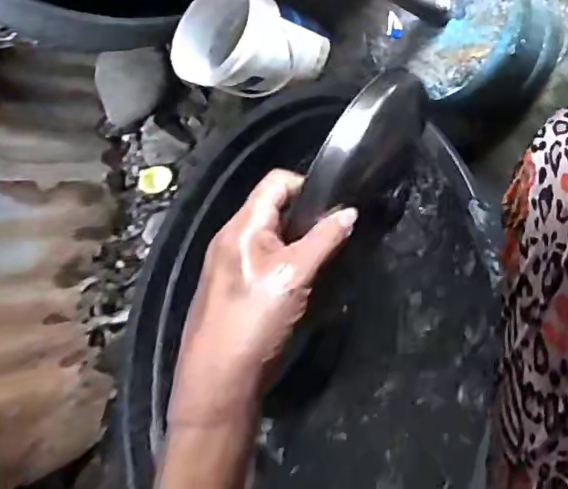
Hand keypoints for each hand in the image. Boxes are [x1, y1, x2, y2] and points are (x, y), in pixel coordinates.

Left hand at [167, 169, 356, 427]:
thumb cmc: (254, 322)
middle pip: (275, 205)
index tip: (331, 208)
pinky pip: (263, 255)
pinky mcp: (231, 285)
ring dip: (298, 239)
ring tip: (321, 256)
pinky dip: (285, 258)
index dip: (307, 185)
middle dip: (306, 214)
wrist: (216, 386)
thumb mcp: (296, 276)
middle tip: (331, 233)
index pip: (277, 180)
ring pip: (271, 232)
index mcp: (242, 225)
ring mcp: (228, 262)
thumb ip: (325, 238)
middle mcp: (232, 236)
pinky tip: (301, 280)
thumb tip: (350, 212)